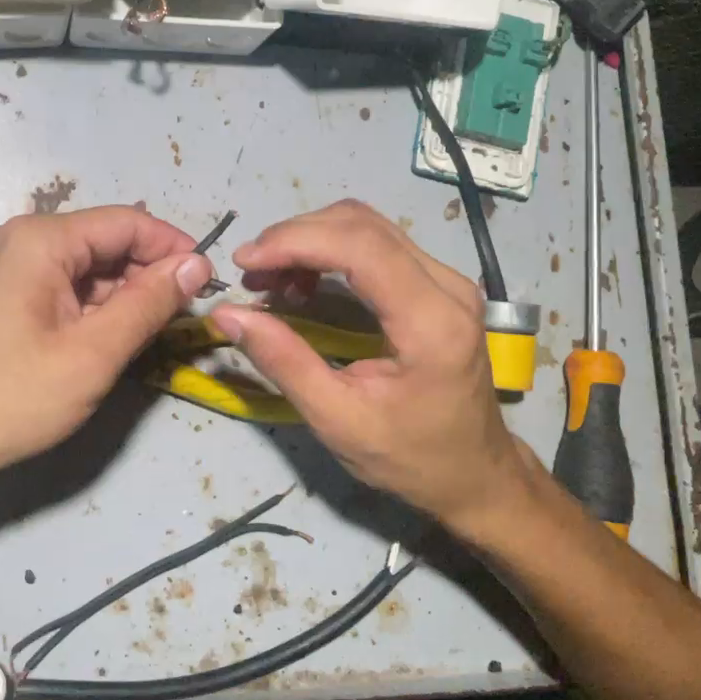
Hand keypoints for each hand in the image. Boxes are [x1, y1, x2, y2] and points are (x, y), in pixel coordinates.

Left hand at [0, 205, 214, 488]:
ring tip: (152, 334)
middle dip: (149, 274)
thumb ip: (149, 303)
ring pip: (91, 267)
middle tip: (184, 317)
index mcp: (41, 239)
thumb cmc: (15, 397)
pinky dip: (99, 308)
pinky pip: (69, 287)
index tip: (208, 282)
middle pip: (108, 241)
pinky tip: (114, 339)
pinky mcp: (11, 294)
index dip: (173, 247)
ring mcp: (13, 266)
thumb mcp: (93, 354)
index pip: (127, 222)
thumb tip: (197, 264)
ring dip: (126, 295)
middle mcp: (25, 240)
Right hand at [209, 200, 533, 536]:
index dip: (296, 241)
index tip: (245, 261)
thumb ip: (283, 361)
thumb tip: (226, 314)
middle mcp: (447, 287)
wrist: (474, 475)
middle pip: (361, 225)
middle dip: (295, 236)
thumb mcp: (337, 419)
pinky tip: (303, 282)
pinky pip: (377, 244)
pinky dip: (329, 250)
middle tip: (250, 272)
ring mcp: (446, 280)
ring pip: (367, 226)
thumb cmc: (409, 456)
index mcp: (430, 323)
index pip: (360, 247)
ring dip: (309, 240)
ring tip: (270, 279)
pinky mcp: (437, 284)